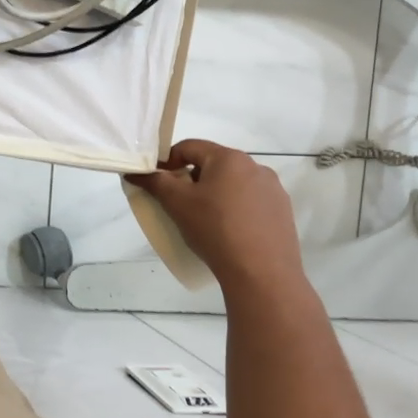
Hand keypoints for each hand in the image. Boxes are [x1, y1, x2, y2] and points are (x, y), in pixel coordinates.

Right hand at [126, 139, 304, 289]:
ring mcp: (273, 189)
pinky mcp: (282, 210)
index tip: (157, 180)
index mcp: (229, 159)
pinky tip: (226, 229)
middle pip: (212, 163)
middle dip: (191, 178)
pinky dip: (233, 206)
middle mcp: (256, 167)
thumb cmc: (214, 228)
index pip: (189, 147)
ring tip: (203, 217)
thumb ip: (154, 182)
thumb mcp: (176, 203)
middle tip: (177, 200)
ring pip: (232, 182)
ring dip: (213, 192)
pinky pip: (250, 200)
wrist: (261, 271)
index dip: (167, 160)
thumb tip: (135, 173)